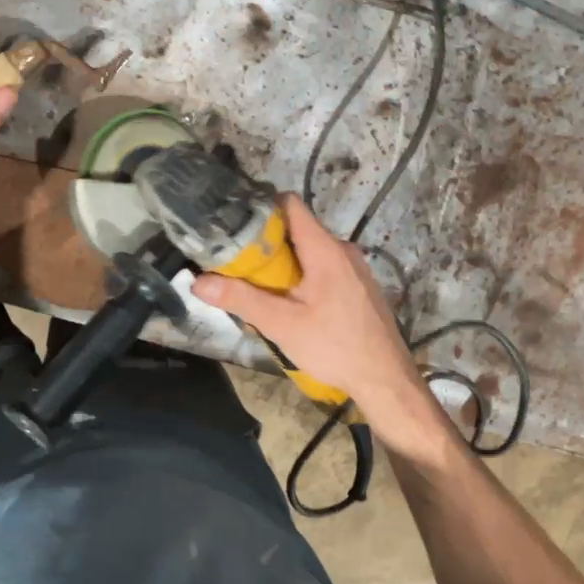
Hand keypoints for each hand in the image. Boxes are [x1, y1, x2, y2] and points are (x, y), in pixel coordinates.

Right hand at [193, 196, 438, 435]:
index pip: (289, 204)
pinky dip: (302, 276)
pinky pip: (324, 268)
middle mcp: (342, 250)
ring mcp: (354, 268)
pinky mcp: (358, 287)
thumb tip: (198, 282)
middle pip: (297, 229)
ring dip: (283, 263)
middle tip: (236, 261)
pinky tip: (289, 302)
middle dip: (266, 243)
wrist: (385, 379)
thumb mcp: (281, 324)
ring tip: (256, 283)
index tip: (233, 225)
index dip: (259, 209)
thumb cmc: (335, 347)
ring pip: (310, 251)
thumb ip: (240, 299)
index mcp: (325, 249)